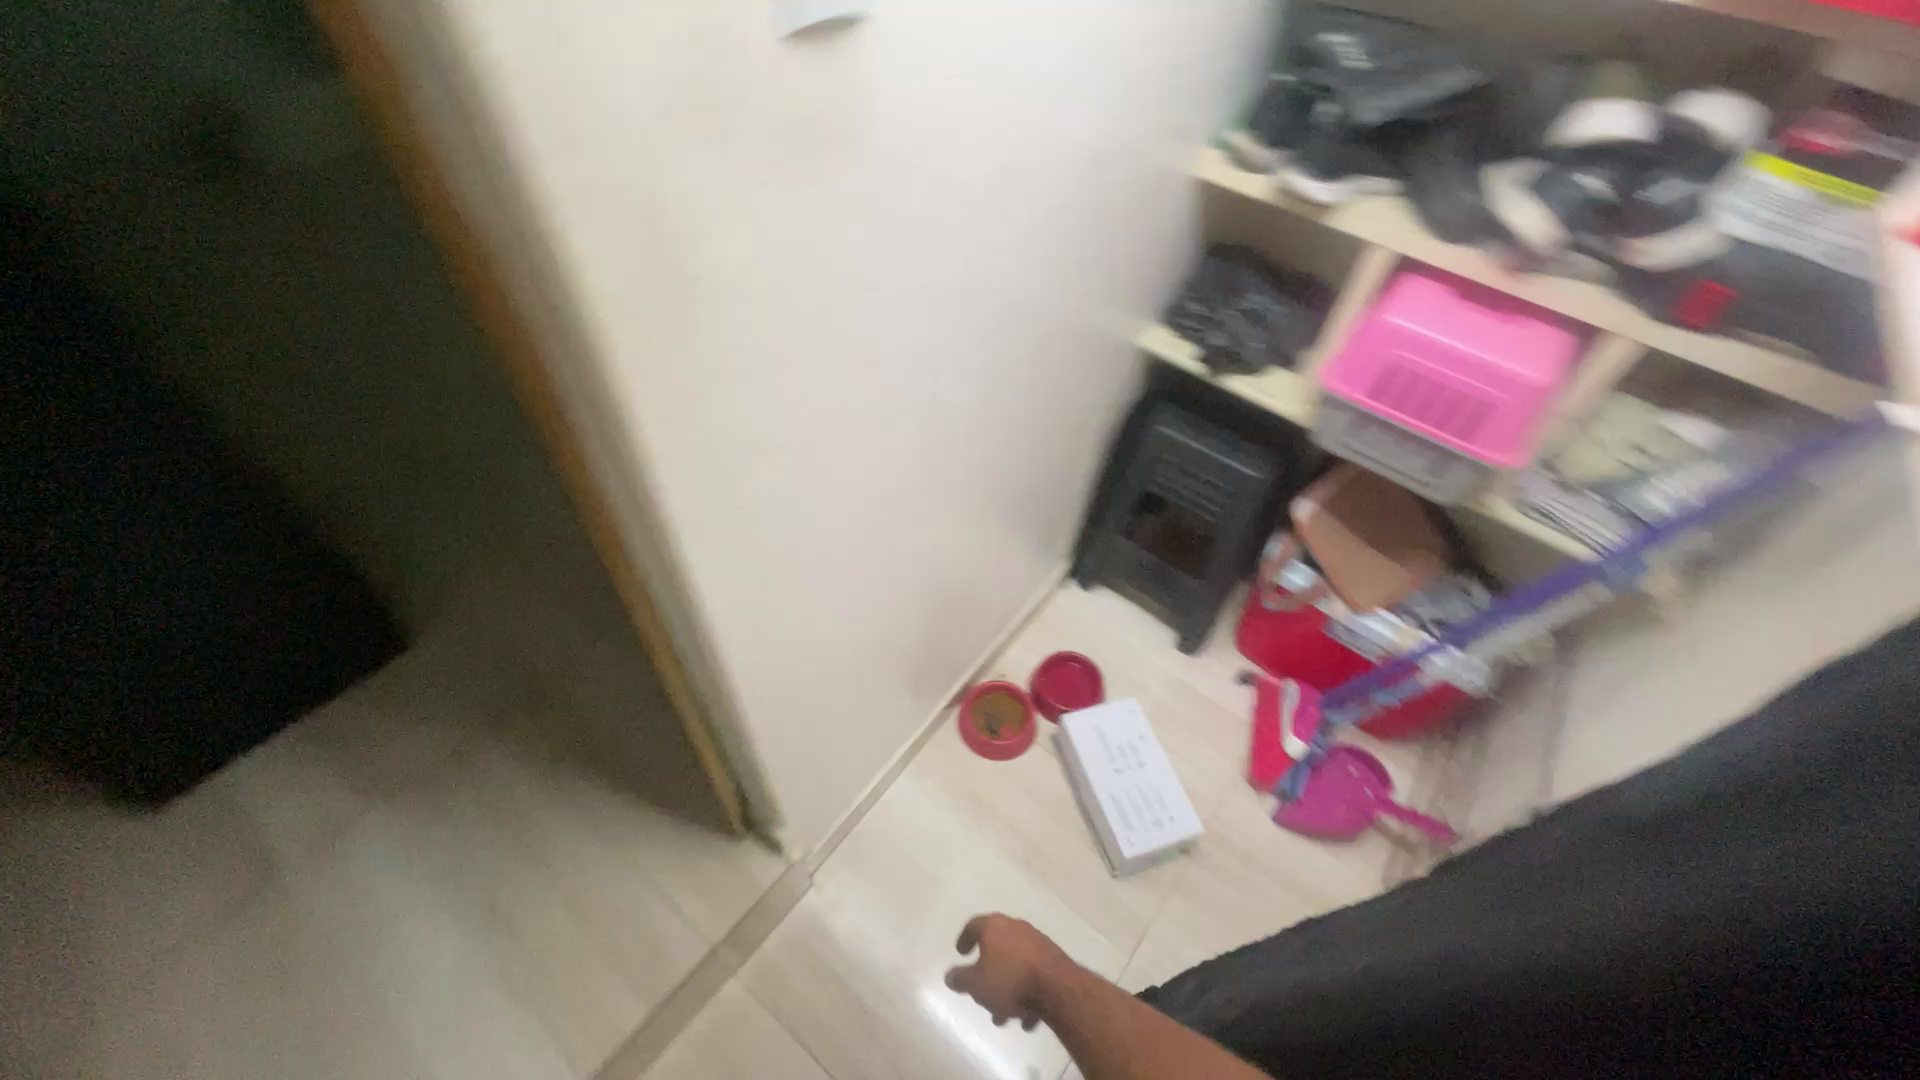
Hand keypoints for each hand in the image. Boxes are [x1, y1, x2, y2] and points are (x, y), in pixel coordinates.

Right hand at [945, 913, 1076, 1030]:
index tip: (961, 953)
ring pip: (1015, 965)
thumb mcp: (976, 984)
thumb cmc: (1009, 980)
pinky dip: (1027, 993)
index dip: (965, 939)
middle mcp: (1016, 928)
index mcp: (995, 927)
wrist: (1057, 988)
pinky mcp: (1053, 958)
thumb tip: (950, 975)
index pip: (974, 926)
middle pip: (996, 948)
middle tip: (981, 993)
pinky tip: (1026, 1018)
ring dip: (1007, 989)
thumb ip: (960, 979)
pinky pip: (1033, 974)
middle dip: (988, 974)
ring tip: (1003, 1016)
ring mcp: (1037, 942)